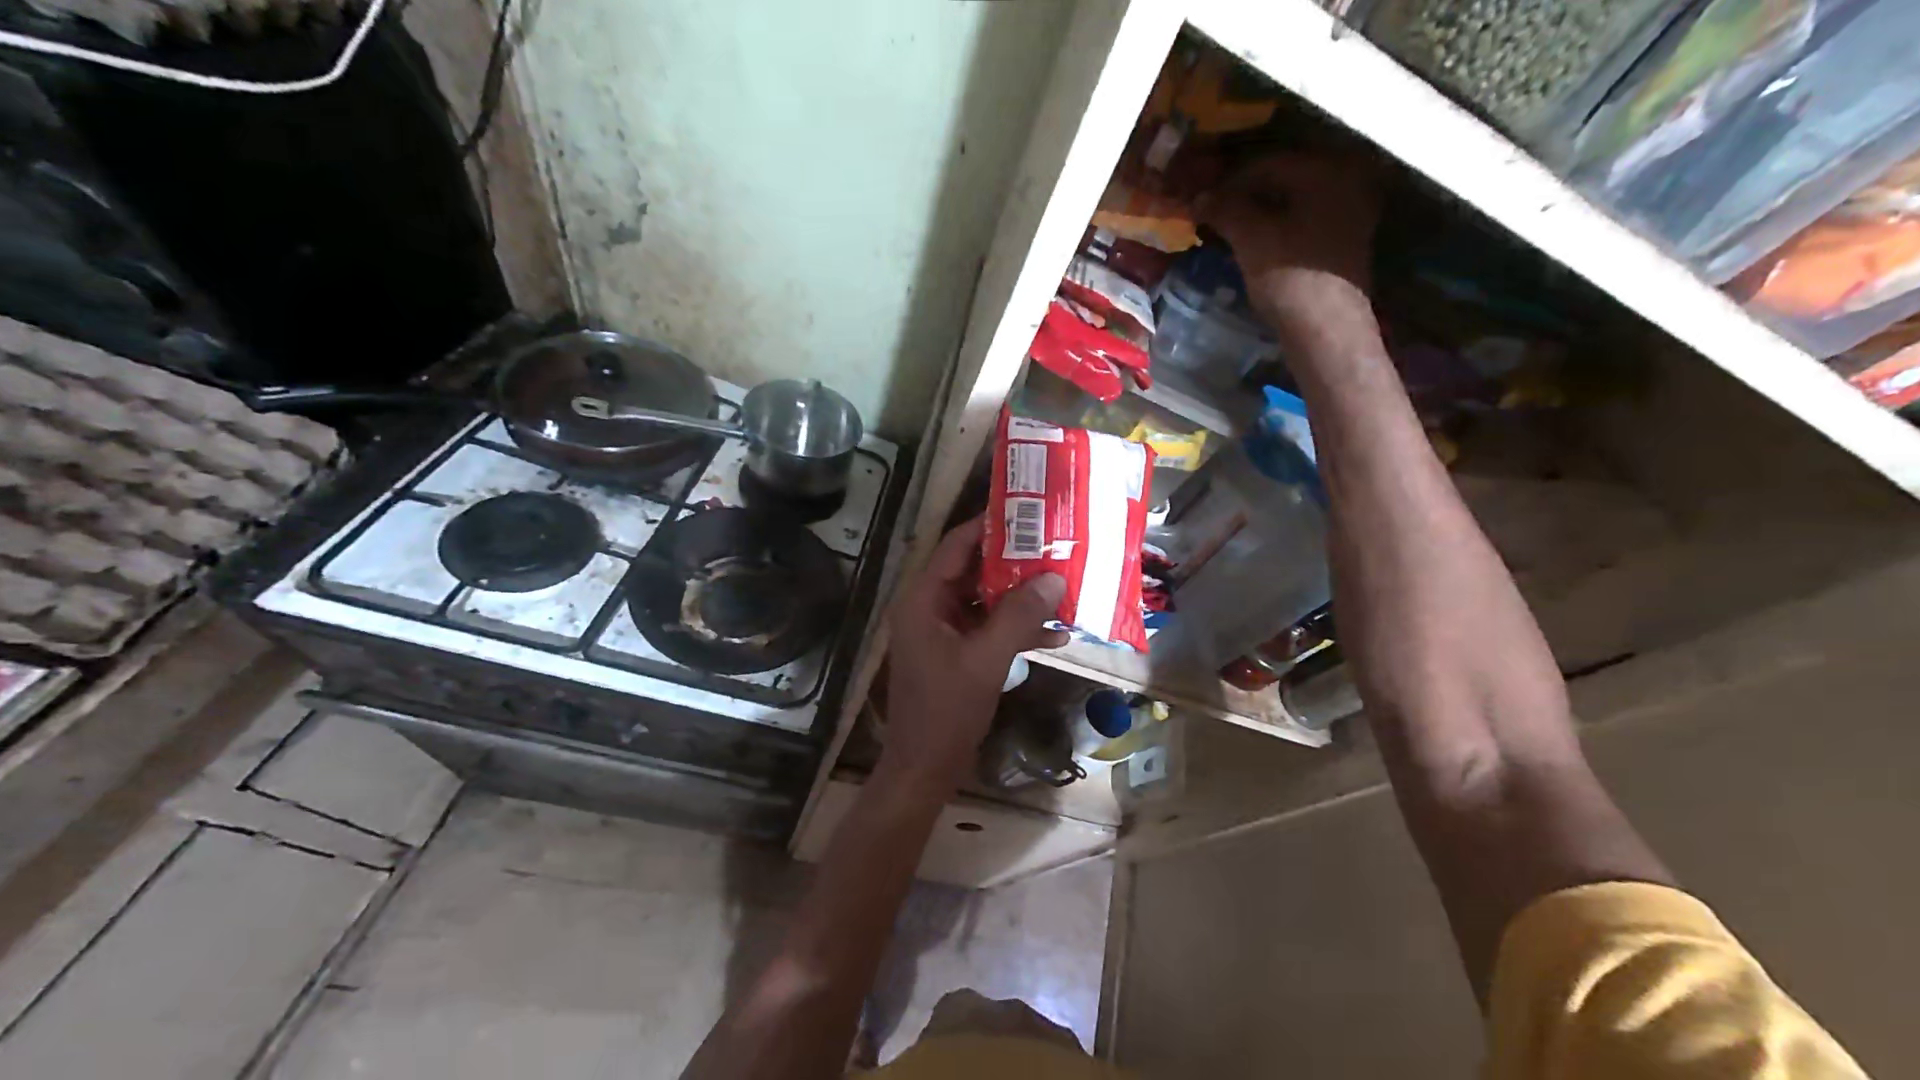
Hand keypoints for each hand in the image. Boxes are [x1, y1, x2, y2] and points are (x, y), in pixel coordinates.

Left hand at [883, 518, 1068, 786]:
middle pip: (974, 571)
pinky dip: (1017, 629)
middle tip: (1056, 546)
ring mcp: (943, 632)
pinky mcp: (957, 653)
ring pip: (985, 601)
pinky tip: (1056, 635)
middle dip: (1015, 562)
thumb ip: (1019, 617)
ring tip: (1063, 585)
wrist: (924, 768)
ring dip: (1021, 597)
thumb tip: (1054, 578)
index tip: (1028, 511)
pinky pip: (989, 629)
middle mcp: (930, 608)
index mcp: (924, 600)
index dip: (989, 526)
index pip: (956, 546)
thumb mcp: (986, 660)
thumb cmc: (946, 711)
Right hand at [1199, 153, 1381, 352]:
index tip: (1202, 199)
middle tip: (1214, 211)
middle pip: (1285, 179)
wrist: (1327, 330)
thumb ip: (1225, 210)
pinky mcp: (1346, 241)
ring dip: (1261, 211)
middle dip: (1246, 194)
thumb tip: (1200, 197)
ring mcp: (1352, 213)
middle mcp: (1348, 182)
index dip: (1229, 181)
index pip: (1268, 163)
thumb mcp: (1251, 238)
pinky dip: (1278, 226)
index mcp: (1328, 171)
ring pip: (1295, 201)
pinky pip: (1305, 220)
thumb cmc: (1291, 278)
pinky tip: (1255, 240)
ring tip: (1229, 227)